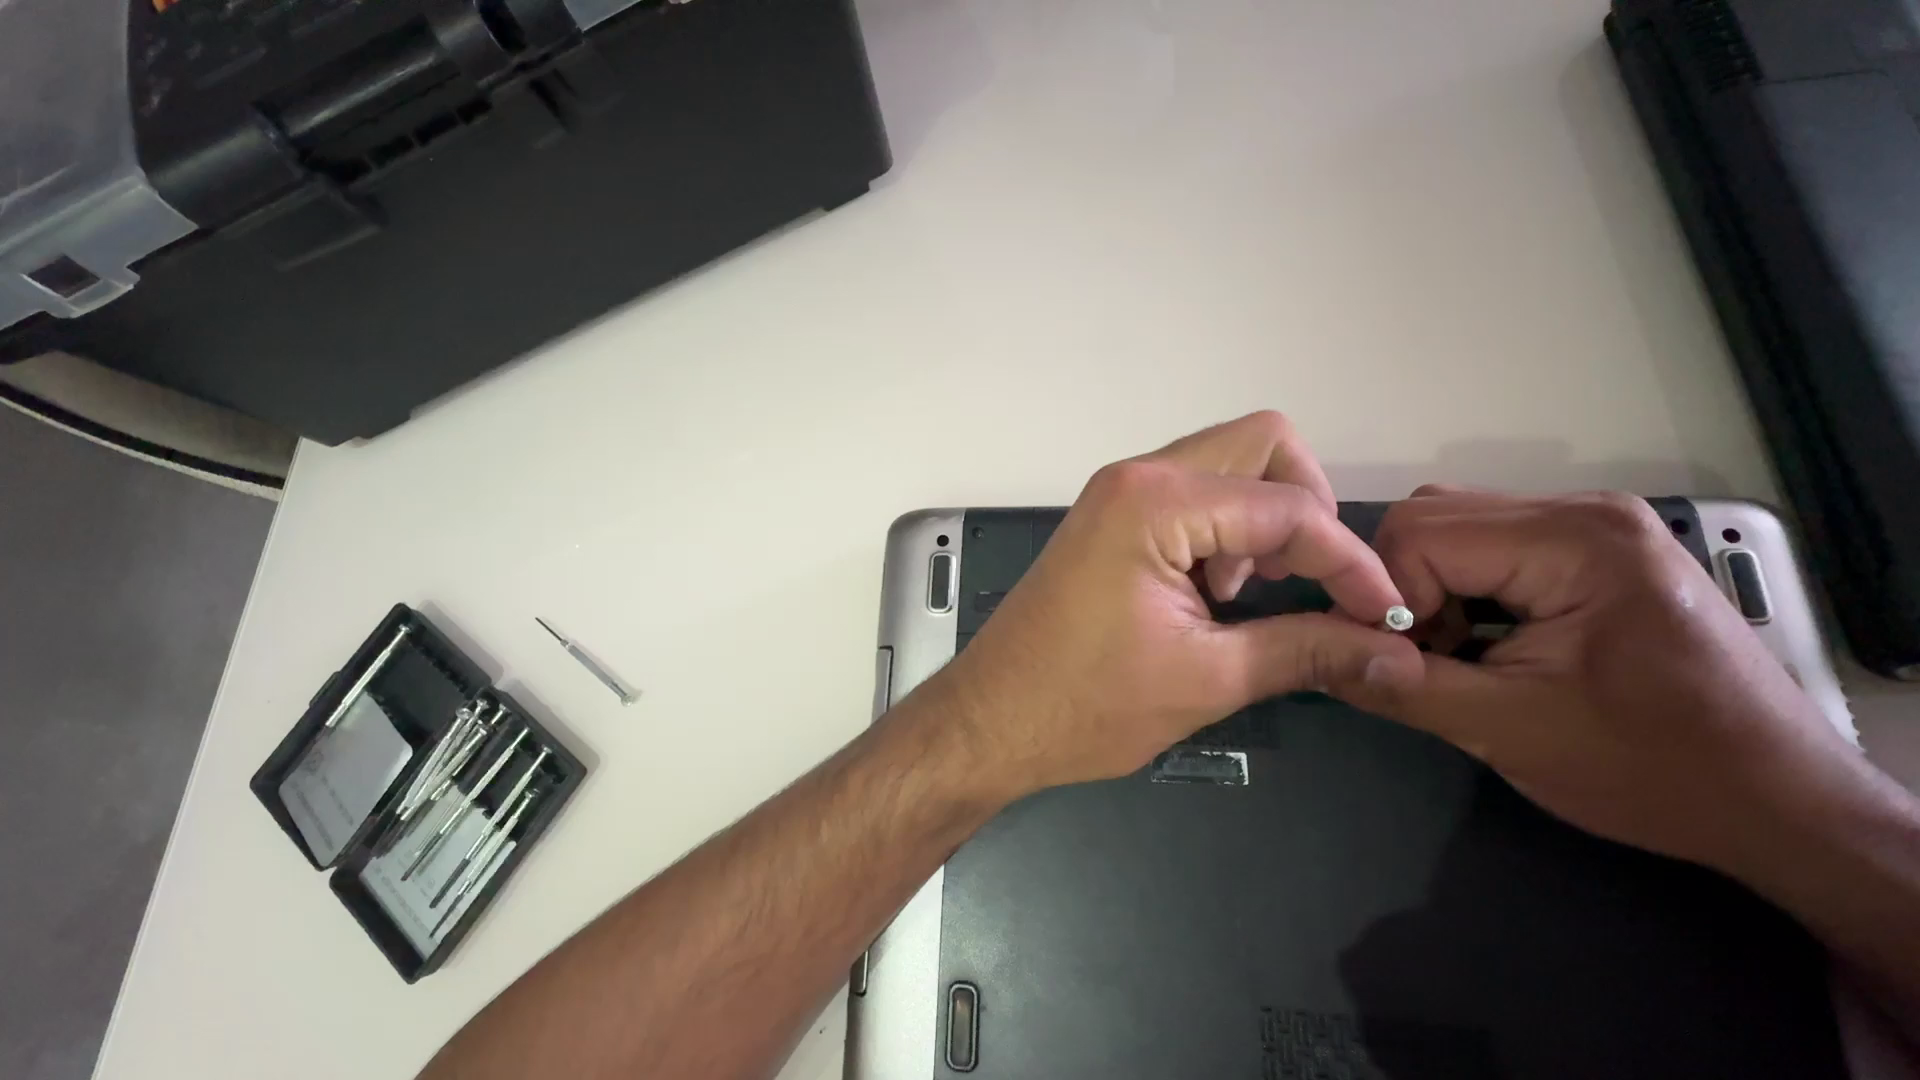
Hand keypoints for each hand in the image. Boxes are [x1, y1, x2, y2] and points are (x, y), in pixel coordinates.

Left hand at [916, 411, 1421, 793]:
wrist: (990, 721)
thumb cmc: (1085, 707)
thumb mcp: (1208, 680)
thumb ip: (1308, 651)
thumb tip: (1396, 655)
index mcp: (1156, 503)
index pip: (1288, 508)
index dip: (1350, 561)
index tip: (1383, 617)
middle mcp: (1138, 476)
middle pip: (1262, 445)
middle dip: (1308, 510)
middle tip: (1310, 583)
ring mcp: (1119, 492)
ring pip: (1228, 465)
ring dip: (1263, 519)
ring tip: (1247, 595)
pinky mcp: (1112, 518)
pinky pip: (1194, 494)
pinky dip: (1226, 529)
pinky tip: (1214, 592)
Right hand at [1335, 488, 1866, 872]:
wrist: (1781, 806)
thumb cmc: (1653, 769)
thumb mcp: (1508, 732)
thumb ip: (1401, 686)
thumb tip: (1312, 659)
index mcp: (1574, 539)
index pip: (1418, 534)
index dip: (1388, 600)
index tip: (1408, 665)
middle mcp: (1584, 511)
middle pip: (1431, 519)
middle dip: (1405, 591)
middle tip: (1428, 660)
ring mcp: (1593, 527)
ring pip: (1454, 529)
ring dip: (1431, 591)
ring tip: (1459, 656)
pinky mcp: (1594, 552)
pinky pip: (1490, 547)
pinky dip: (1464, 592)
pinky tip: (1487, 642)